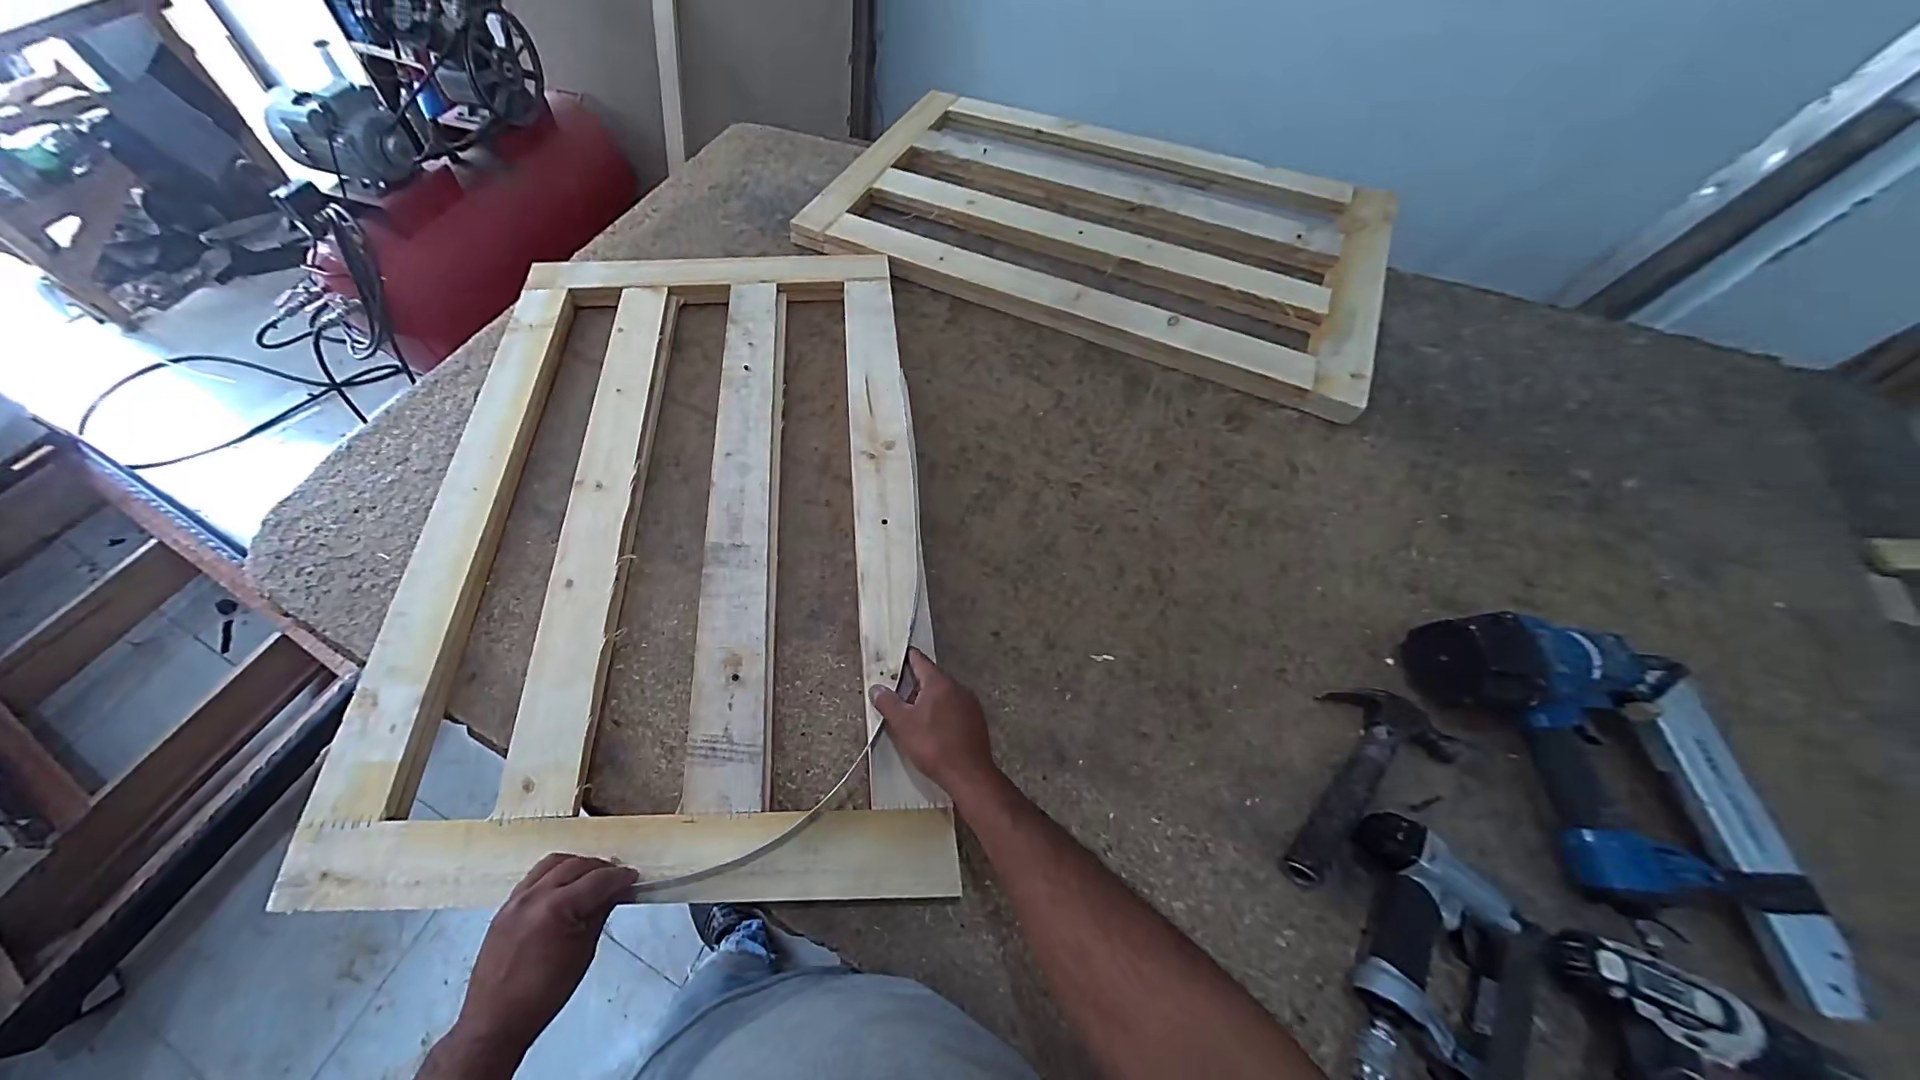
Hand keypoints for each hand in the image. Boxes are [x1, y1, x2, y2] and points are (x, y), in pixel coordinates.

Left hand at [450, 854, 637, 1059]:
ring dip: (575, 866)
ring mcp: (515, 900)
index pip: (598, 880)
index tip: (633, 877)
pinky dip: (553, 875)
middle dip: (600, 869)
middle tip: (616, 879)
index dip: (620, 877)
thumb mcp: (584, 951)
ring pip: (552, 864)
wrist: (495, 1021)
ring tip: (589, 879)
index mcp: (556, 908)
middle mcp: (534, 896)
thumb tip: (614, 891)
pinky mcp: (504, 908)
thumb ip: (599, 913)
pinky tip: (562, 889)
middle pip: (576, 865)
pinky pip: (533, 878)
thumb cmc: (545, 992)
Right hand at [870, 649, 1000, 797]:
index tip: (895, 660)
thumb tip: (877, 689)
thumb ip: (887, 702)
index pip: (920, 661)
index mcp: (939, 682)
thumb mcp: (902, 724)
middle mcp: (958, 687)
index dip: (905, 659)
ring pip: (944, 694)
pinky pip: (954, 708)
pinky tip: (933, 729)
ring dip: (928, 700)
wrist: (968, 774)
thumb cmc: (933, 745)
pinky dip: (941, 712)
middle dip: (914, 685)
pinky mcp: (976, 719)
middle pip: (932, 678)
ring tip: (913, 717)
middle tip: (897, 697)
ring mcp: (970, 703)